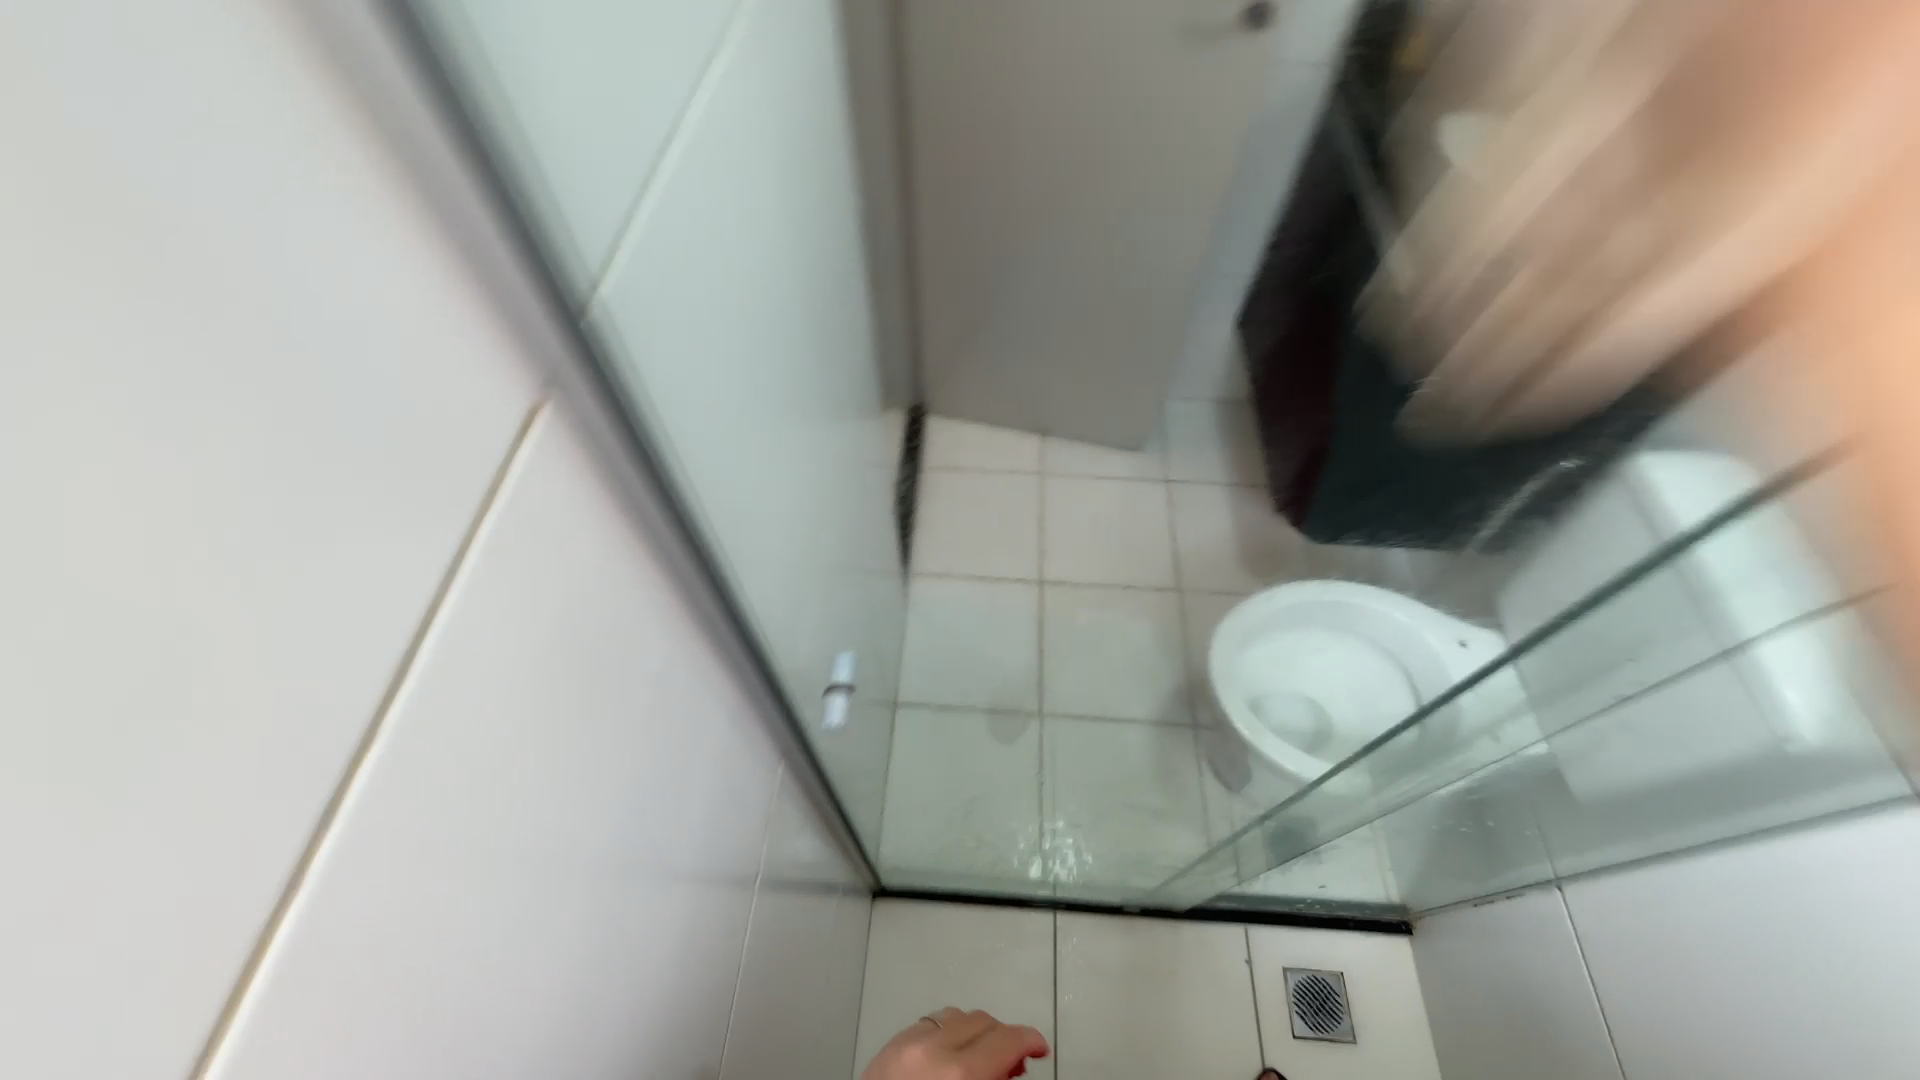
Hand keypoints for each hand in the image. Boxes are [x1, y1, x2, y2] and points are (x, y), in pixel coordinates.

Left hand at [861, 1007, 1049, 1079]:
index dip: (1030, 1040)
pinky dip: (947, 1033)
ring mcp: (909, 1041)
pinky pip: (930, 1023)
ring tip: (980, 1060)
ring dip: (975, 1032)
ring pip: (957, 1015)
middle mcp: (935, 1047)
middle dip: (1003, 1038)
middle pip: (984, 1021)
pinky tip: (948, 1056)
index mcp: (959, 1075)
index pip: (1007, 1040)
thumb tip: (1011, 1067)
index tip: (1041, 1049)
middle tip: (1012, 1066)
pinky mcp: (890, 1044)